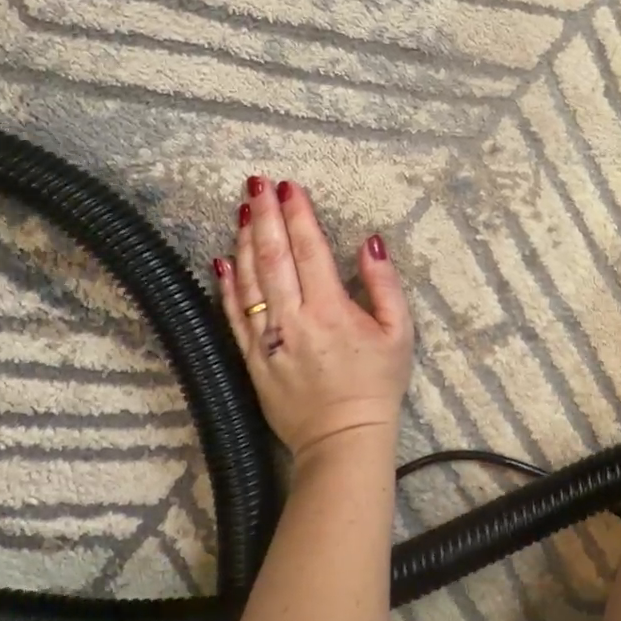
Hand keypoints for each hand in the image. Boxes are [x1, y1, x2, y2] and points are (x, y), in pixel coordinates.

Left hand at [213, 176, 412, 469]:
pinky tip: (221, 260)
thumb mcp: (399, 331)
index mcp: (330, 309)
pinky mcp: (251, 359)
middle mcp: (292, 319)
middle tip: (257, 184)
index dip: (298, 215)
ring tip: (242, 210)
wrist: (343, 436)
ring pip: (248, 281)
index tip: (290, 186)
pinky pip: (233, 315)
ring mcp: (266, 339)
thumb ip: (384, 284)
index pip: (309, 250)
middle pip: (272, 257)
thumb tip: (369, 242)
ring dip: (243, 241)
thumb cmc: (378, 381)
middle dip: (264, 216)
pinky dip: (226, 285)